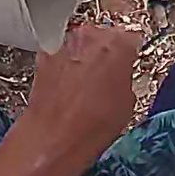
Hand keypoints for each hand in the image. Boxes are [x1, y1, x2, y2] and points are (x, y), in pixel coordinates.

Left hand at [8, 23, 140, 175]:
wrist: (54, 138)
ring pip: (80, 46)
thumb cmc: (96, 124)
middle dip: (106, 52)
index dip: (131, 53)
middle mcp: (89, 37)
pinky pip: (60, 57)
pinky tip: (67, 88)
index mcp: (118, 43)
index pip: (131, 38)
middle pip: (103, 37)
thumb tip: (120, 76)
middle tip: (109, 76)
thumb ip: (126, 78)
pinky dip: (64, 67)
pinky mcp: (43, 58)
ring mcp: (63, 45)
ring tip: (86, 85)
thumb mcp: (128, 102)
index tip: (130, 63)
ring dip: (84, 58)